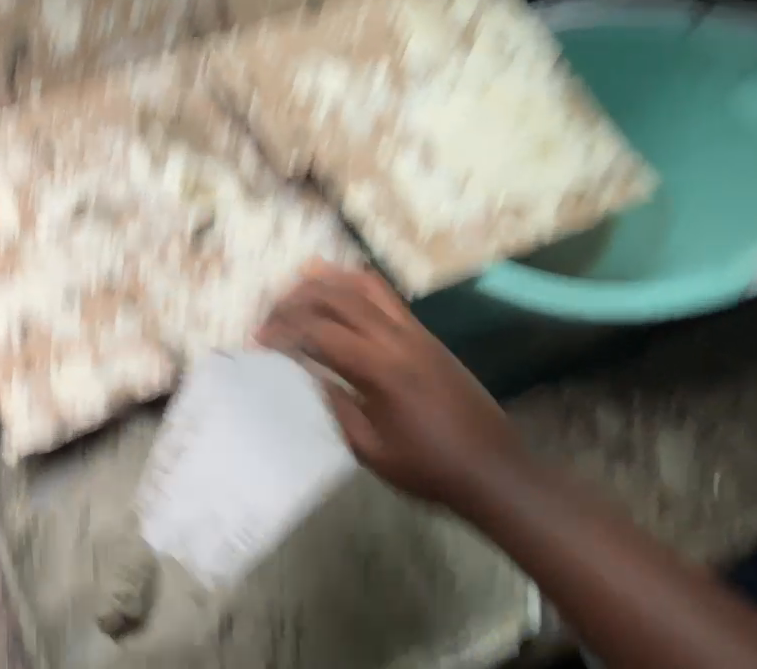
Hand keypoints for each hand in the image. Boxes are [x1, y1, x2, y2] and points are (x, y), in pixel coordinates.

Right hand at [257, 264, 527, 509]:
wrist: (498, 474)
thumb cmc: (430, 470)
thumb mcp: (368, 449)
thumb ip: (333, 404)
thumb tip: (305, 373)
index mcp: (379, 370)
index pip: (316, 331)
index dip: (281, 331)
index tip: (258, 342)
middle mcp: (396, 340)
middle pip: (333, 296)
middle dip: (292, 301)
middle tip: (269, 318)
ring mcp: (415, 332)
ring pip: (360, 284)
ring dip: (322, 282)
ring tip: (294, 291)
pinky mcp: (426, 335)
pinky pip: (384, 294)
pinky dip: (352, 285)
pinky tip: (334, 295)